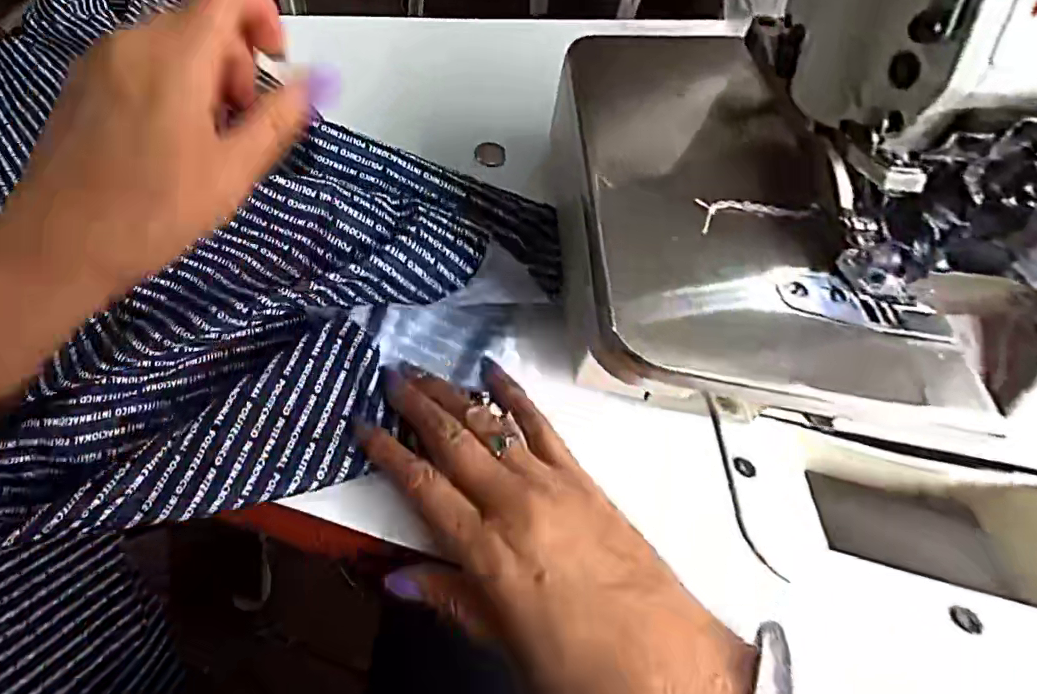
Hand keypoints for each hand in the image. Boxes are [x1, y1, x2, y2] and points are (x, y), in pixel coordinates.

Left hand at [0, 0, 312, 402]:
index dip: (265, 15)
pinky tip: (166, 140)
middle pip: (205, 21)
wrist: (51, 250)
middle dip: (237, 64)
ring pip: (174, 43)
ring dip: (206, 77)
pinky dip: (171, 83)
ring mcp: (100, 60)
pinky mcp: (82, 83)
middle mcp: (133, 41)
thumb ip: (278, 118)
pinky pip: (142, 61)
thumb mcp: (232, 171)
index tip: (274, 63)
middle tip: (239, 123)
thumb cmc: (148, 213)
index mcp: (174, 53)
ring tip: (204, 140)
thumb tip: (311, 81)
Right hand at [361, 364, 755, 693]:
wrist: (671, 664)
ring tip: (426, 372)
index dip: (388, 453)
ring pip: (490, 423)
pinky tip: (494, 372)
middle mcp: (515, 504)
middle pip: (453, 441)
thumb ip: (450, 599)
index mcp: (489, 552)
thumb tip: (396, 577)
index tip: (365, 427)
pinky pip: (540, 424)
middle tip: (391, 379)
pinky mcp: (581, 476)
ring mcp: (550, 483)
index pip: (423, 487)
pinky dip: (514, 393)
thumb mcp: (506, 644)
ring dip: (453, 393)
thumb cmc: (584, 668)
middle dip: (416, 405)